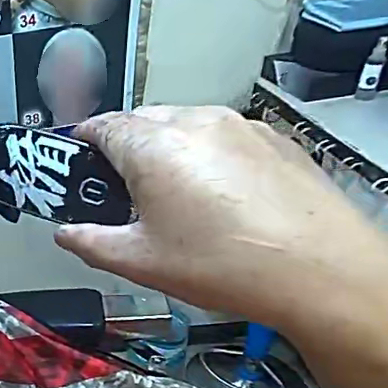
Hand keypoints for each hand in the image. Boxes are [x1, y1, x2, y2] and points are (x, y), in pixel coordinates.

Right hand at [54, 107, 387, 343]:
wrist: (322, 268)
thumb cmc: (220, 265)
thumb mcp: (144, 263)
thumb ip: (93, 243)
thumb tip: (65, 233)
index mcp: (152, 146)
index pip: (103, 125)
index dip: (84, 142)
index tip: (78, 164)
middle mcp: (194, 120)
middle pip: (144, 120)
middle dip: (126, 146)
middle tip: (127, 190)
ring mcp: (240, 124)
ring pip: (187, 123)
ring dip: (170, 147)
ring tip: (178, 193)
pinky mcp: (275, 138)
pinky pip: (226, 136)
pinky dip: (210, 154)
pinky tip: (225, 195)